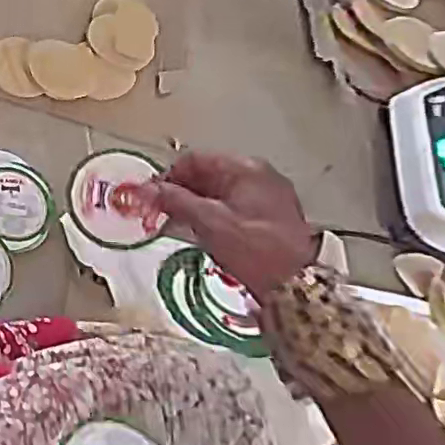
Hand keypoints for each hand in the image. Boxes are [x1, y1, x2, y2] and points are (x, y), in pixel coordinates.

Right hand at [139, 152, 317, 298]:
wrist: (296, 285)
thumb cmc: (256, 250)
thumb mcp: (208, 222)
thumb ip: (175, 200)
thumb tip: (149, 189)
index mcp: (245, 168)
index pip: (194, 159)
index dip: (168, 176)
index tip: (152, 196)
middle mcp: (259, 175)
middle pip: (208, 174)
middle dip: (181, 192)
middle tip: (162, 214)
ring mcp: (268, 195)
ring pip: (219, 192)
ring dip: (196, 206)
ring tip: (181, 227)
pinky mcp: (272, 216)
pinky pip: (233, 206)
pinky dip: (214, 216)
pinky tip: (205, 234)